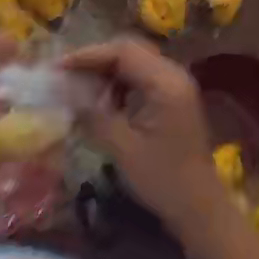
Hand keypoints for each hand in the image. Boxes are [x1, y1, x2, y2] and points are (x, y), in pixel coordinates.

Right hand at [63, 37, 233, 238]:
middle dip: (95, 60)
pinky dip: (119, 84)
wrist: (199, 207)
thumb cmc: (161, 178)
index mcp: (165, 83)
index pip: (123, 52)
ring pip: (135, 63)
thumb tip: (64, 90)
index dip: (88, 55)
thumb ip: (92, 113)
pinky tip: (102, 102)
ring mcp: (176, 86)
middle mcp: (174, 75)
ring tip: (79, 87)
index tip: (59, 66)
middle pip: (130, 51)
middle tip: (65, 74)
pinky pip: (142, 78)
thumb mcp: (121, 147)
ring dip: (106, 72)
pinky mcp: (173, 98)